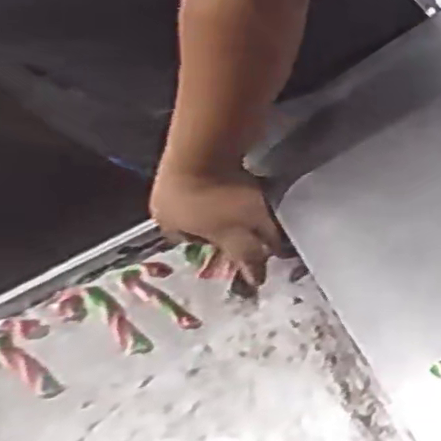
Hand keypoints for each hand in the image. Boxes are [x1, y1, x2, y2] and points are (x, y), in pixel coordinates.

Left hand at [149, 168, 283, 286]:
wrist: (201, 158)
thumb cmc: (182, 194)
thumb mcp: (168, 220)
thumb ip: (182, 234)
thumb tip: (194, 239)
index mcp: (233, 236)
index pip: (250, 260)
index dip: (255, 272)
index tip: (259, 282)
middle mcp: (254, 223)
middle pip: (271, 241)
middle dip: (270, 251)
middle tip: (269, 257)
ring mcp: (259, 205)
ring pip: (270, 224)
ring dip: (267, 233)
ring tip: (262, 237)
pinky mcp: (258, 189)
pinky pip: (262, 207)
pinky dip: (259, 215)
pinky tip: (251, 214)